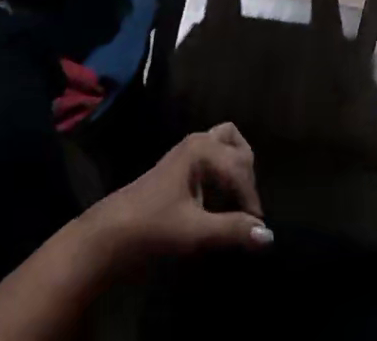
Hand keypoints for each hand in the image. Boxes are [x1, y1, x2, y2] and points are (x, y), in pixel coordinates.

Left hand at [80, 123, 271, 269]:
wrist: (108, 235)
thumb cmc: (152, 228)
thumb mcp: (195, 231)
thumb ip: (233, 230)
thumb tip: (268, 235)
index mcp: (202, 149)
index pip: (241, 169)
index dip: (252, 199)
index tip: (255, 228)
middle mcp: (198, 141)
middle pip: (238, 149)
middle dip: (246, 178)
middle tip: (245, 211)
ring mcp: (187, 151)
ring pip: (227, 144)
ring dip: (237, 168)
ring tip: (237, 199)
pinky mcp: (181, 165)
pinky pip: (215, 155)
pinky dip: (225, 170)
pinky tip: (220, 198)